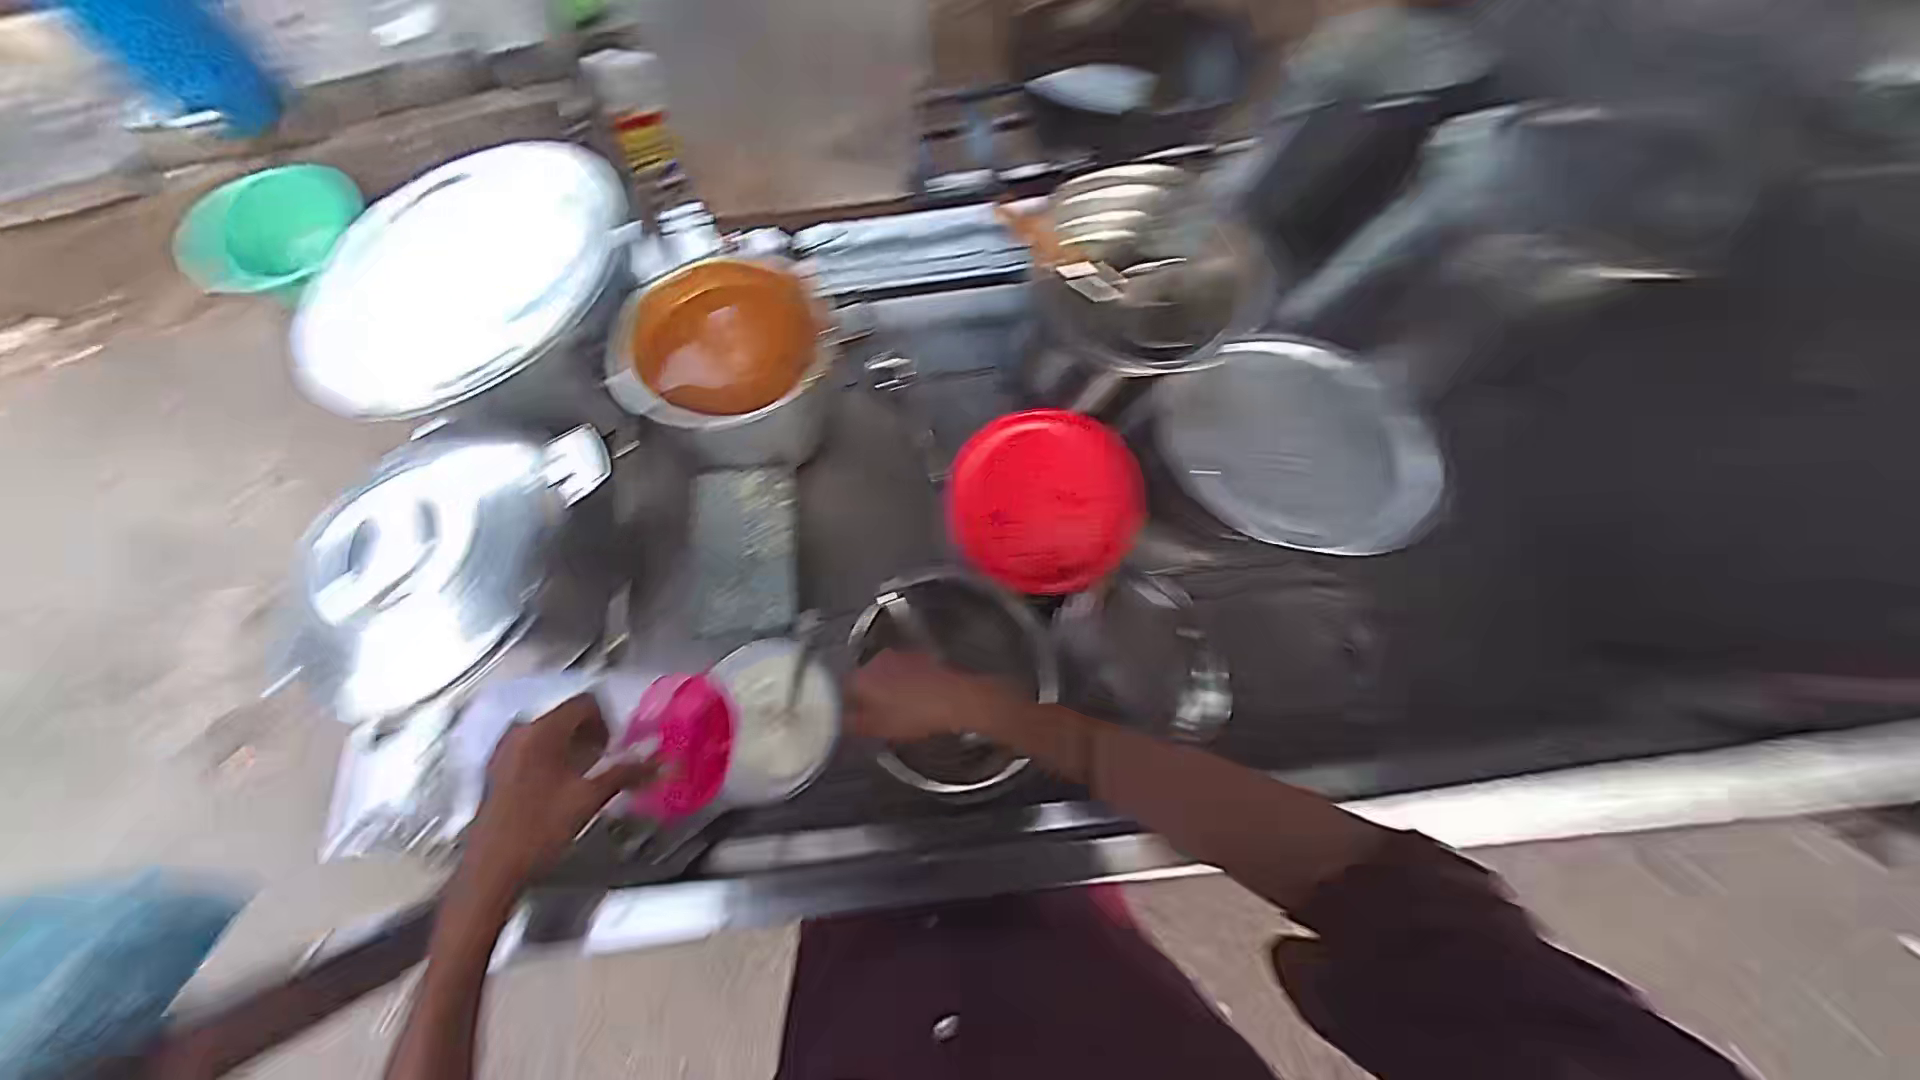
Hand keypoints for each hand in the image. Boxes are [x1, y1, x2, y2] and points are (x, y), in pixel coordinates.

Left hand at [460, 694, 657, 892]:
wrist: (490, 873)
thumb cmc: (540, 828)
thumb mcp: (590, 798)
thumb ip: (627, 773)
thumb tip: (661, 763)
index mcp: (542, 732)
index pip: (585, 703)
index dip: (607, 721)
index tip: (616, 746)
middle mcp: (519, 734)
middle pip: (567, 716)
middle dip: (591, 734)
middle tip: (606, 759)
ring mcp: (504, 753)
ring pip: (550, 734)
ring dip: (573, 746)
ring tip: (585, 774)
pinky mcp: (496, 772)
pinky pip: (533, 749)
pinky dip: (553, 758)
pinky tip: (560, 787)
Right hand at [847, 650, 1036, 742]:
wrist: (958, 699)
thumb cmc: (922, 713)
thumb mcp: (879, 728)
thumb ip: (853, 725)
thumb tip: (840, 724)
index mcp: (862, 677)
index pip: (838, 689)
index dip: (840, 705)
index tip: (844, 716)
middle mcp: (878, 661)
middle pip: (860, 680)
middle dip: (863, 698)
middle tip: (870, 718)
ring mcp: (900, 656)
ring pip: (881, 675)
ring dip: (883, 691)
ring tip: (895, 712)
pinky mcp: (918, 657)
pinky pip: (900, 672)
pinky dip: (901, 685)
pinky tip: (912, 702)